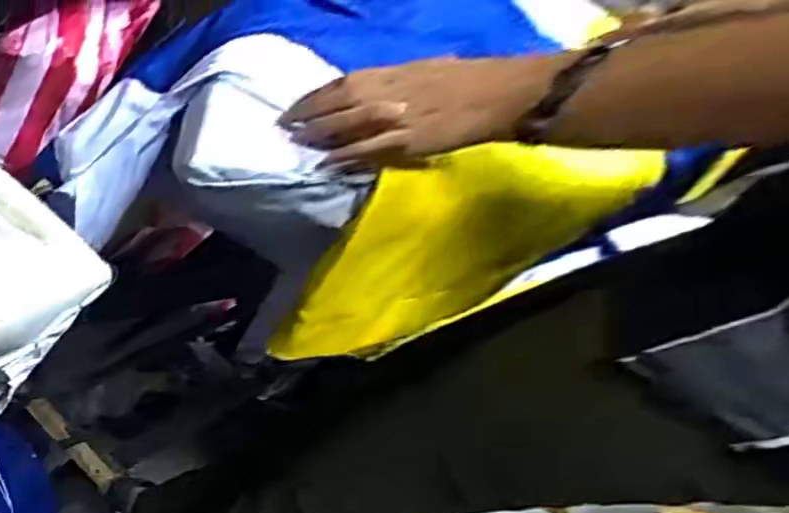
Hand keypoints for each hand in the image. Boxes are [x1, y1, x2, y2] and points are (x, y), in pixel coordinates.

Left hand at [281, 53, 570, 168]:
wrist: (507, 93)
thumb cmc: (468, 82)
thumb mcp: (426, 72)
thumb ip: (391, 85)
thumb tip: (360, 98)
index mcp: (397, 72)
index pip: (345, 82)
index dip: (314, 96)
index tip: (291, 108)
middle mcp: (392, 91)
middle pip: (339, 101)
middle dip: (307, 114)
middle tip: (282, 126)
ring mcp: (397, 116)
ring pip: (348, 124)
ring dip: (318, 133)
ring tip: (294, 142)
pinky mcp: (406, 139)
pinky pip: (366, 149)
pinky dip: (342, 156)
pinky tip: (322, 164)